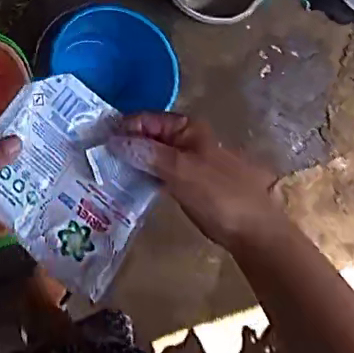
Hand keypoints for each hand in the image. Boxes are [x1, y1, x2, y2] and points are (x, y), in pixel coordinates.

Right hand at [113, 112, 284, 250]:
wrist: (256, 234)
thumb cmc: (219, 194)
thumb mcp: (179, 169)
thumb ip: (145, 152)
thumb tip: (113, 140)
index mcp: (187, 127)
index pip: (145, 119)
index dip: (123, 127)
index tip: (99, 140)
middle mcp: (186, 139)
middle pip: (148, 135)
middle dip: (124, 144)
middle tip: (97, 156)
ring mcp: (188, 162)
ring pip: (152, 155)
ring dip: (132, 160)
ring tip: (106, 170)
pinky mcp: (188, 184)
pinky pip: (159, 172)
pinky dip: (144, 175)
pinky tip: (128, 184)